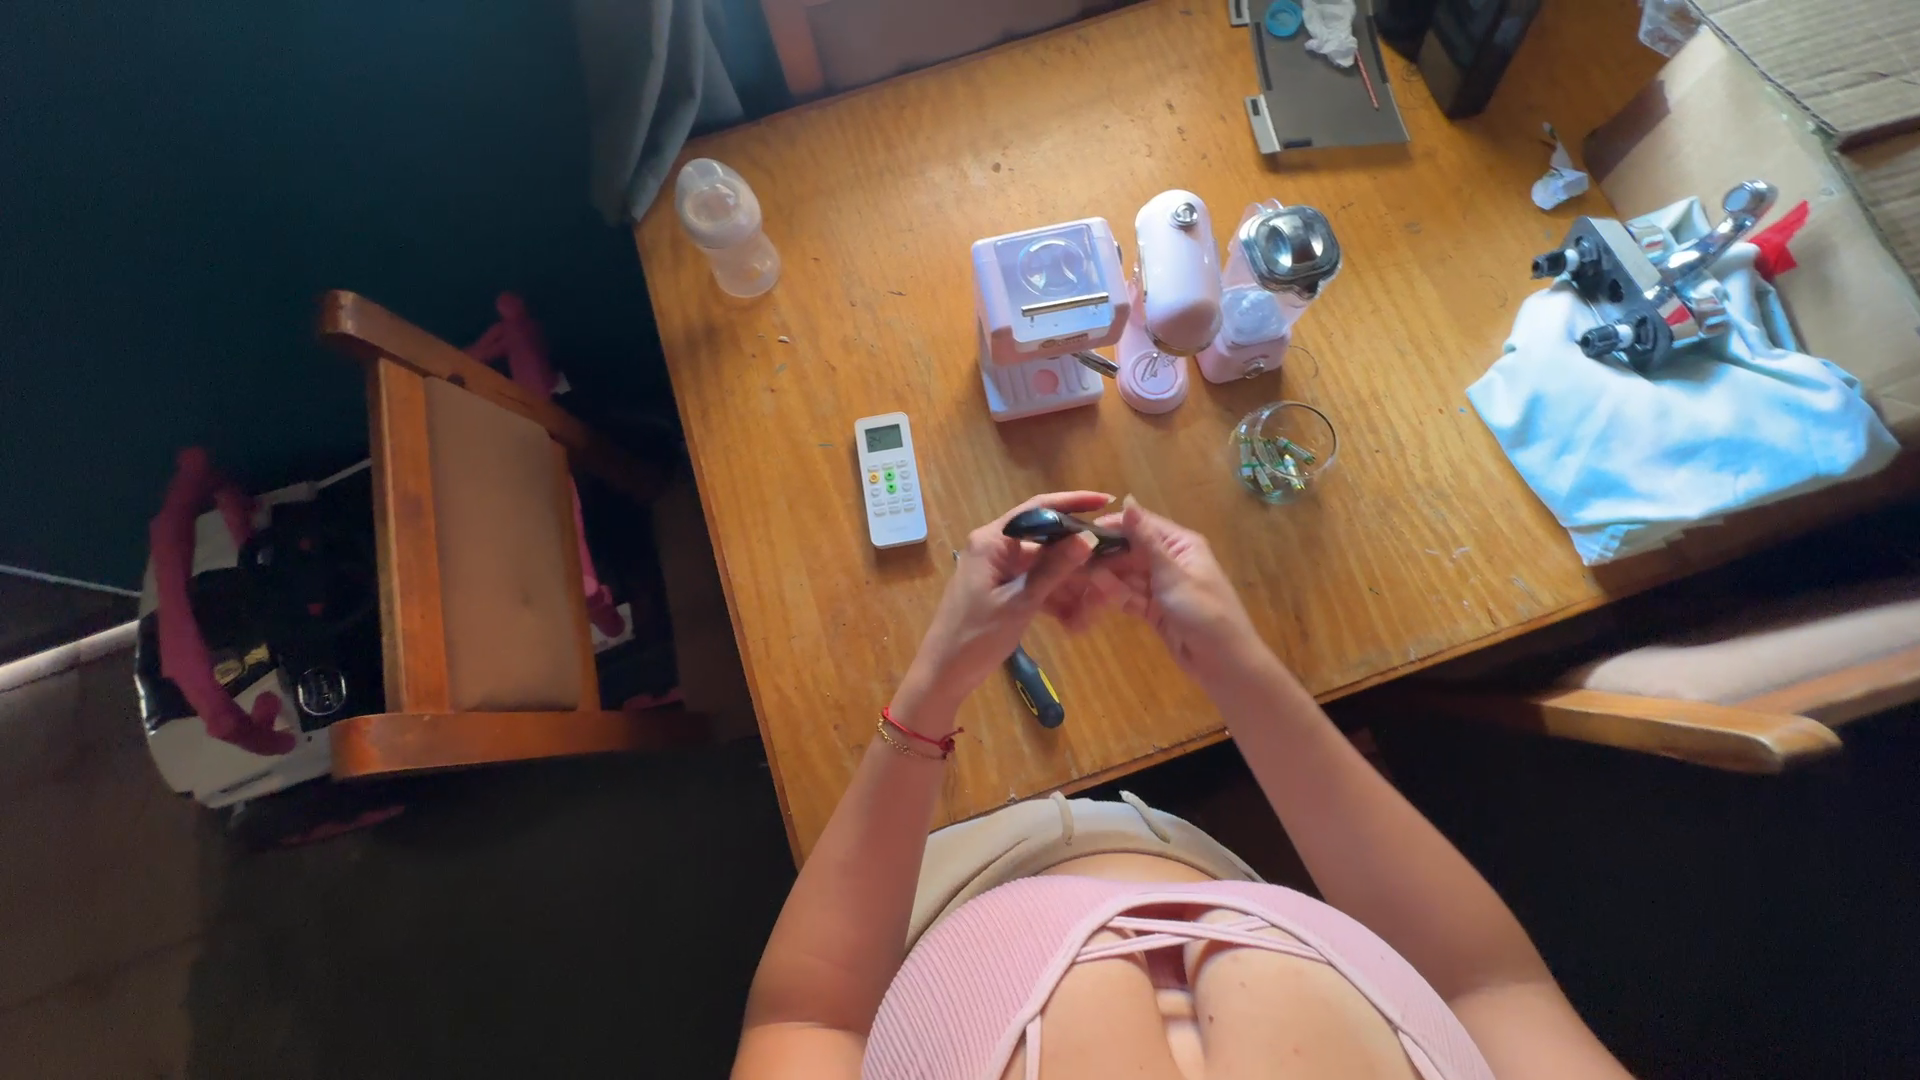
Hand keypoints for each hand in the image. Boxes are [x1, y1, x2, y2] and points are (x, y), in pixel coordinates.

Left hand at [893, 491, 1113, 728]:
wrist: (943, 673)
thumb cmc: (976, 636)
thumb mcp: (1020, 602)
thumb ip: (1053, 569)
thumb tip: (1088, 538)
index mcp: (992, 541)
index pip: (1037, 509)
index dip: (1073, 502)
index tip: (1106, 500)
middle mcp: (994, 547)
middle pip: (1045, 538)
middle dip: (1076, 553)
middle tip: (1110, 561)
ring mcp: (997, 569)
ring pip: (1043, 564)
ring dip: (1068, 581)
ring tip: (1097, 597)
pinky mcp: (1001, 589)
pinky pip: (1035, 583)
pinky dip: (1054, 596)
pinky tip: (1076, 615)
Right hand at [1089, 497, 1267, 682]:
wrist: (1223, 662)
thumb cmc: (1204, 611)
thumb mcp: (1172, 573)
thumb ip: (1145, 539)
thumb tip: (1127, 499)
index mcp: (1181, 545)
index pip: (1142, 525)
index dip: (1113, 525)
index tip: (1082, 530)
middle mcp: (1170, 561)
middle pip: (1131, 551)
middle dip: (1106, 556)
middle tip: (1075, 560)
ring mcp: (1161, 586)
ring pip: (1127, 575)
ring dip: (1108, 578)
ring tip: (1081, 579)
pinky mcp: (1154, 609)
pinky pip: (1130, 596)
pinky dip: (1116, 596)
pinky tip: (1096, 595)